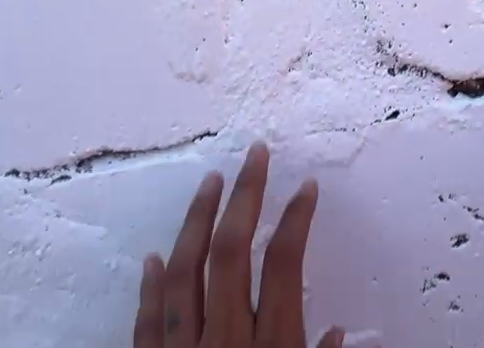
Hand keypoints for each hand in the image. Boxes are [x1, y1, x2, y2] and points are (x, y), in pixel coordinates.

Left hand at [134, 143, 343, 347]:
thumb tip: (336, 332)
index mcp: (272, 343)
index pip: (283, 262)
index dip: (297, 218)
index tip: (306, 186)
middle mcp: (225, 339)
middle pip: (230, 252)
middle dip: (245, 196)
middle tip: (255, 155)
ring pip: (184, 276)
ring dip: (197, 223)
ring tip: (210, 183)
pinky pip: (147, 324)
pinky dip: (150, 289)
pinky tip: (154, 259)